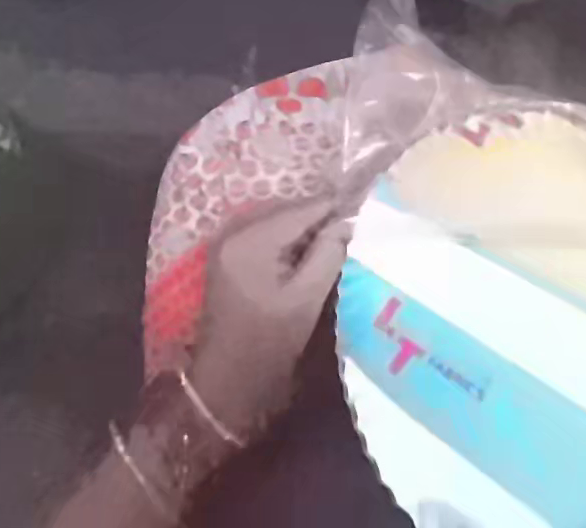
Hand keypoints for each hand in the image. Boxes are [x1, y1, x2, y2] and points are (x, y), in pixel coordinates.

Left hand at [188, 198, 350, 439]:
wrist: (225, 379)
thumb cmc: (269, 344)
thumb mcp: (306, 301)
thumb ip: (328, 255)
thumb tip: (347, 222)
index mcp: (252, 240)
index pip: (298, 210)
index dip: (331, 207)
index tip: (360, 206)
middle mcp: (234, 229)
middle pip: (284, 209)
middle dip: (316, 215)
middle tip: (350, 223)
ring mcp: (225, 238)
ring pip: (273, 217)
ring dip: (301, 224)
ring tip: (333, 234)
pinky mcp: (225, 250)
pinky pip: (260, 229)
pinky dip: (284, 234)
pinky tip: (305, 248)